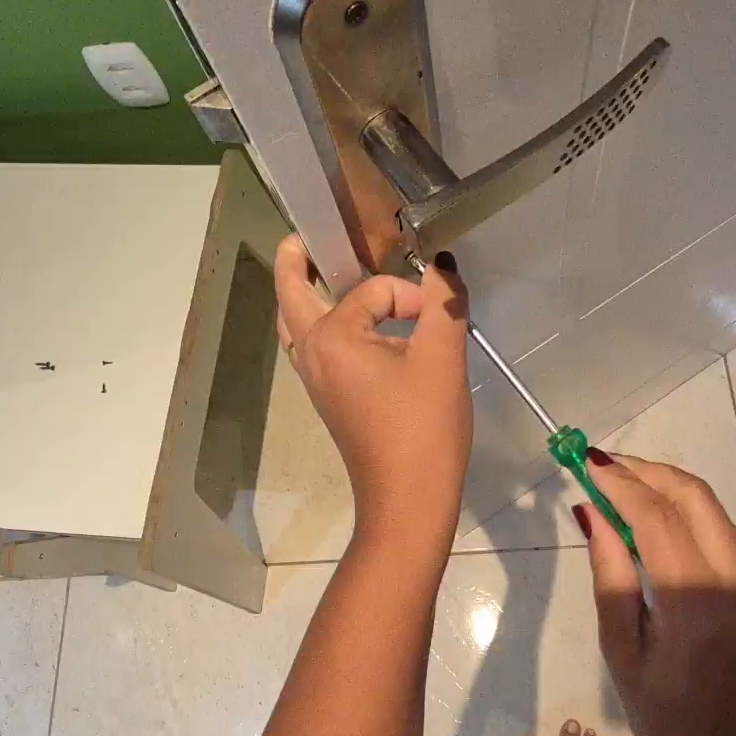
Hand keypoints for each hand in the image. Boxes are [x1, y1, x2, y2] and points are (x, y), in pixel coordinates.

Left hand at [274, 236, 471, 549]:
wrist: (408, 500)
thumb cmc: (423, 427)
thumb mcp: (442, 357)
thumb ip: (444, 303)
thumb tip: (444, 264)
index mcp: (332, 337)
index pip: (372, 290)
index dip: (411, 296)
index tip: (439, 318)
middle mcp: (312, 352)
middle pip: (291, 294)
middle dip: (295, 262)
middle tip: (305, 235)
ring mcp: (315, 378)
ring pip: (298, 323)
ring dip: (304, 294)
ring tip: (321, 270)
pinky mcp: (329, 397)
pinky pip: (315, 346)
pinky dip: (324, 323)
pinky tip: (356, 325)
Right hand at [576, 454, 735, 735]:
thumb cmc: (668, 720)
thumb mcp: (622, 650)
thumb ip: (610, 573)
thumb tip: (592, 512)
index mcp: (697, 600)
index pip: (655, 514)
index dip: (619, 481)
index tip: (587, 462)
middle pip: (693, 495)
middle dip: (646, 470)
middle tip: (605, 466)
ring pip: (712, 510)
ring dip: (667, 489)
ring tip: (623, 488)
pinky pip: (725, 536)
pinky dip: (688, 518)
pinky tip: (657, 526)